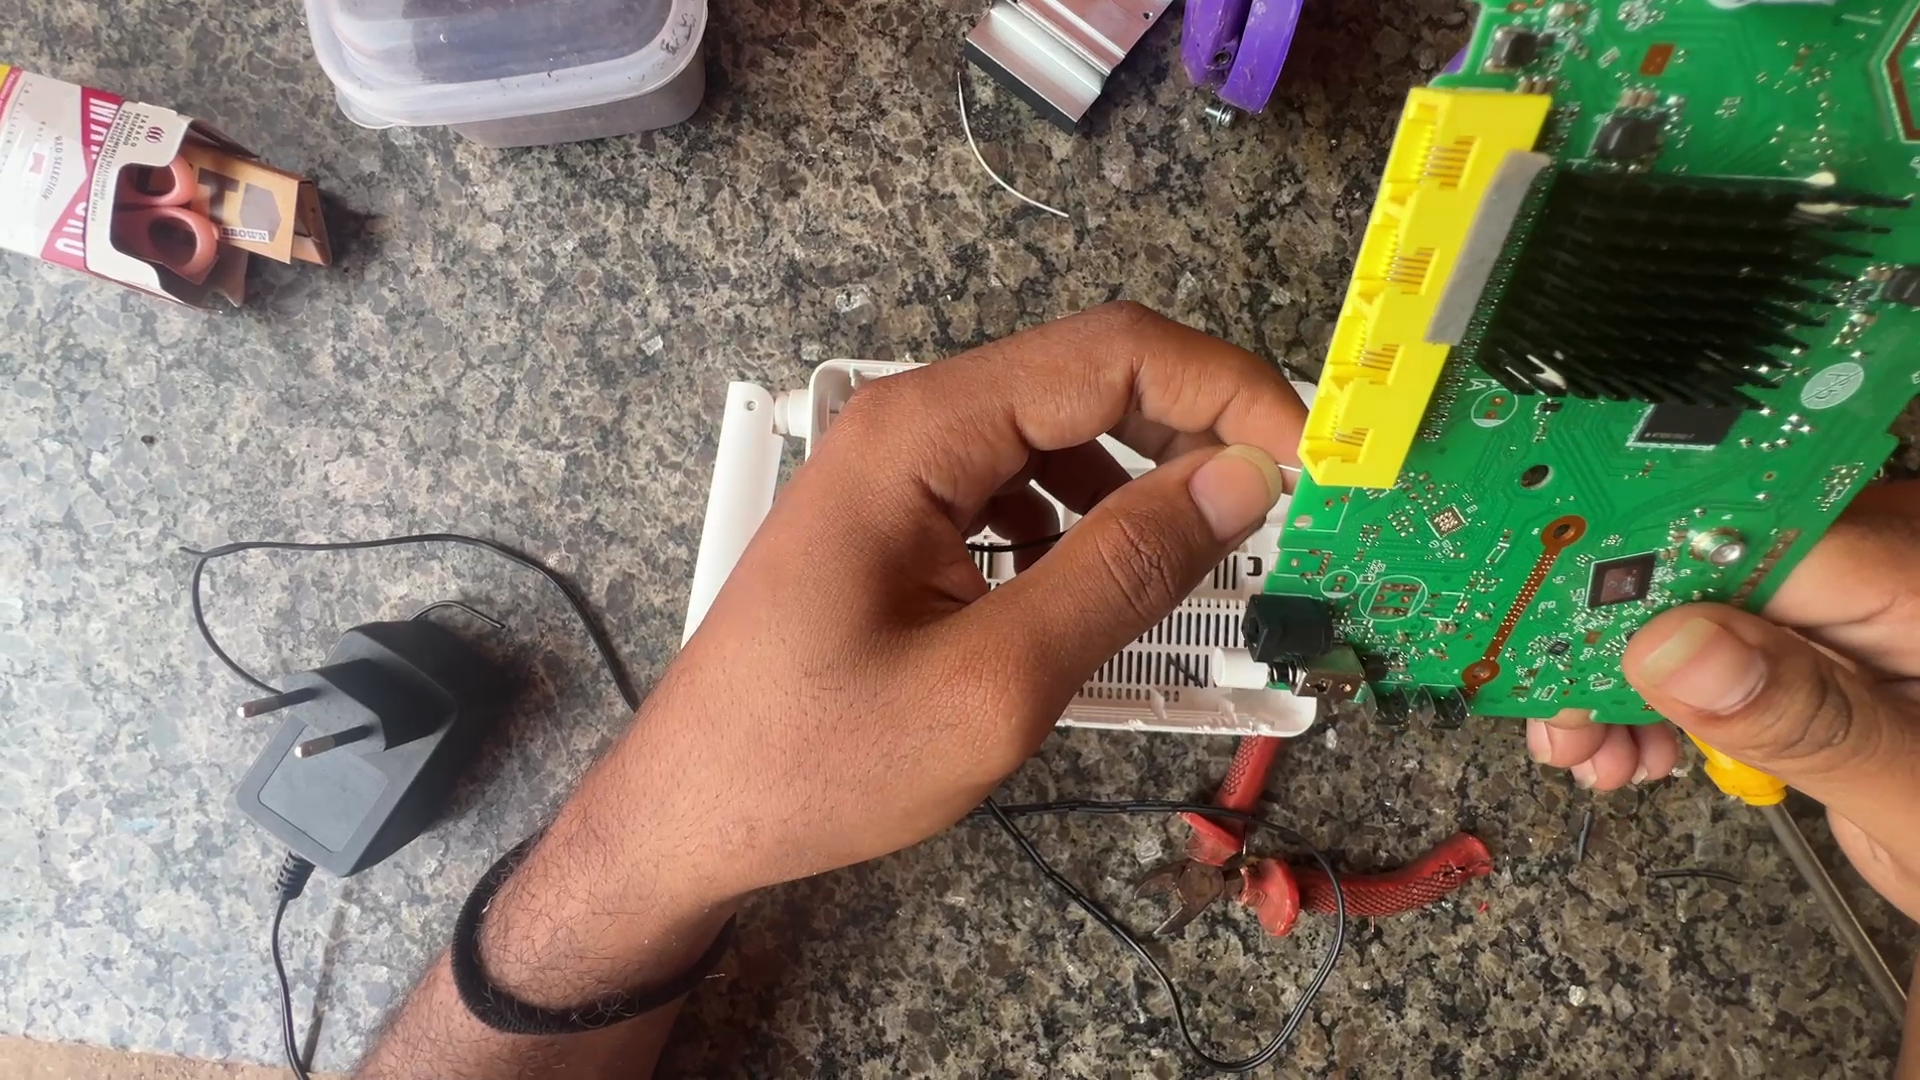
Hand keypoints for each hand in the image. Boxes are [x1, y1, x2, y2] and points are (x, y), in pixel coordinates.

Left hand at [648, 302, 1304, 897]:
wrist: (696, 805)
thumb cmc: (823, 758)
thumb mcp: (996, 680)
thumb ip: (1123, 569)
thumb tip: (1238, 479)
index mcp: (924, 433)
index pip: (1112, 352)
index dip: (1228, 388)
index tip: (1312, 455)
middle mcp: (909, 422)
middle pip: (1084, 379)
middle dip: (1191, 429)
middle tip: (1269, 508)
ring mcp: (898, 465)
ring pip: (1054, 432)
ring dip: (1136, 475)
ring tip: (1190, 549)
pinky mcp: (898, 512)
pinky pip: (1011, 483)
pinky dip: (1075, 515)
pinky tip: (1085, 574)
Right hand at [1531, 482, 1919, 917]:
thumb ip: (1811, 724)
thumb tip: (1671, 650)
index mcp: (1918, 580)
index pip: (1736, 538)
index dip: (1626, 572)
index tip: (1545, 620)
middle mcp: (1864, 567)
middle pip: (1682, 575)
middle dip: (1604, 645)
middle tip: (1556, 714)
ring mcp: (1821, 601)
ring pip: (1667, 612)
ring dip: (1609, 682)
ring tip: (1589, 751)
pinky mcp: (1788, 634)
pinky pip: (1684, 646)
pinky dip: (1640, 697)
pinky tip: (1627, 745)